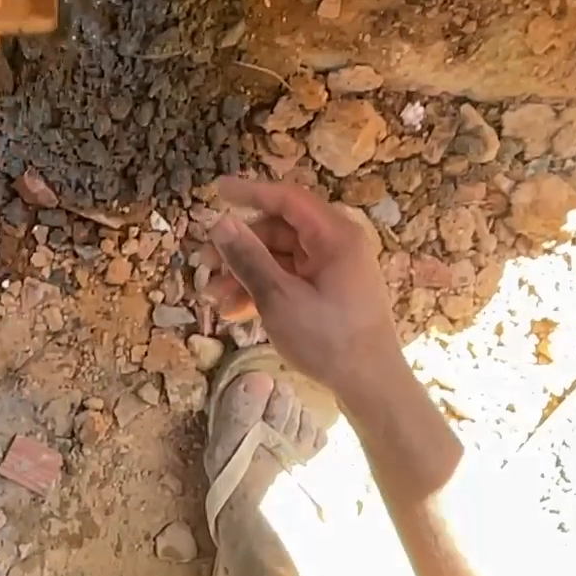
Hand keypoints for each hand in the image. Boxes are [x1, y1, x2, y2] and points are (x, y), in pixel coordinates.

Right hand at [202, 178, 400, 395]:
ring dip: (245, 275)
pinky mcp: (328, 293)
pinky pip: (288, 280)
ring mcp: (333, 270)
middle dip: (240, 249)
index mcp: (335, 236)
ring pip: (279, 259)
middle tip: (206, 267)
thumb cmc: (328, 339)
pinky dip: (262, 291)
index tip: (216, 190)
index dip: (249, 193)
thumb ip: (248, 258)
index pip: (287, 199)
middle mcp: (336, 245)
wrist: (369, 384)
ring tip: (215, 300)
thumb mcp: (279, 298)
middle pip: (279, 231)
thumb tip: (218, 223)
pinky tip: (234, 312)